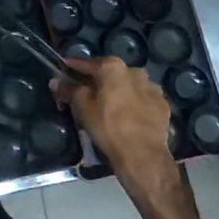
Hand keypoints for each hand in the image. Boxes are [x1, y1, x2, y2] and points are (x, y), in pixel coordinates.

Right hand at [54, 57, 189, 218]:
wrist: (143, 154)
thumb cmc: (108, 127)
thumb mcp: (83, 108)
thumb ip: (70, 90)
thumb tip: (56, 81)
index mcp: (113, 68)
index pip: (88, 63)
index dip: (74, 67)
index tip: (65, 70)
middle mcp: (134, 71)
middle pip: (110, 73)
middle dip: (98, 80)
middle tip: (86, 93)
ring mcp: (152, 87)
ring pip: (128, 85)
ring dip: (118, 91)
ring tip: (110, 106)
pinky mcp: (162, 104)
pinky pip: (143, 99)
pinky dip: (134, 103)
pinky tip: (128, 116)